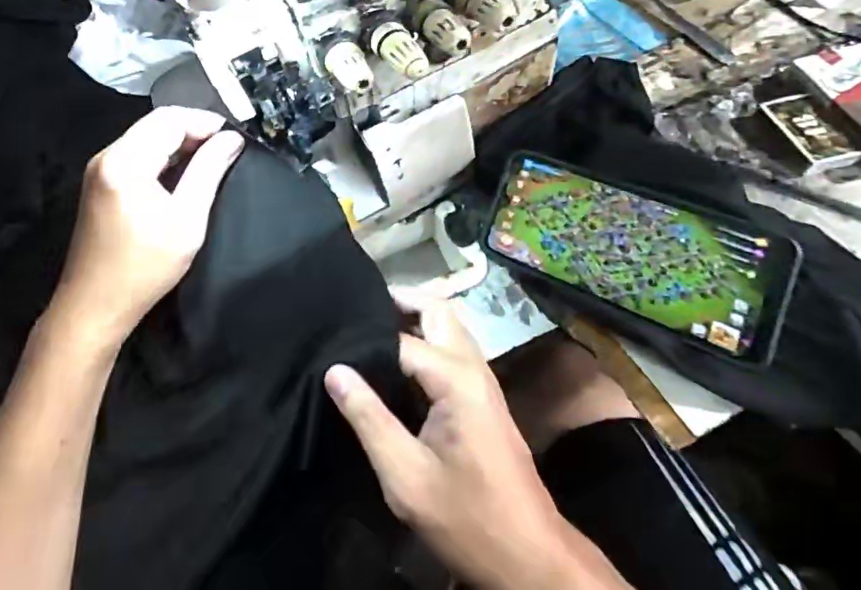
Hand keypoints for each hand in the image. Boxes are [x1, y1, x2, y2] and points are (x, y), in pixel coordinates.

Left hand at [51, 106, 243, 345]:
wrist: (93, 306)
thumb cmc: (143, 268)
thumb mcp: (187, 220)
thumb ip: (209, 172)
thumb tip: (230, 139)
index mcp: (124, 161)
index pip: (169, 119)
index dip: (204, 121)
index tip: (233, 135)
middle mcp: (106, 156)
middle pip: (155, 123)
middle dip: (192, 128)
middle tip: (225, 145)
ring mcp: (99, 168)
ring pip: (146, 135)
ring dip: (178, 140)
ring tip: (210, 156)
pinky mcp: (99, 181)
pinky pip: (136, 152)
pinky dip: (162, 153)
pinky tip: (183, 170)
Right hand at [325, 298, 630, 589]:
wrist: (530, 559)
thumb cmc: (467, 518)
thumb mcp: (405, 476)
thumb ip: (368, 418)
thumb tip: (335, 370)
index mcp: (456, 378)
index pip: (401, 338)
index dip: (365, 337)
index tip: (330, 338)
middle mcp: (474, 367)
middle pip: (437, 310)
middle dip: (399, 300)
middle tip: (356, 311)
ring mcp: (484, 381)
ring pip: (450, 326)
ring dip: (415, 316)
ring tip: (370, 329)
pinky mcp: (485, 398)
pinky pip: (454, 348)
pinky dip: (426, 337)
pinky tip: (398, 360)